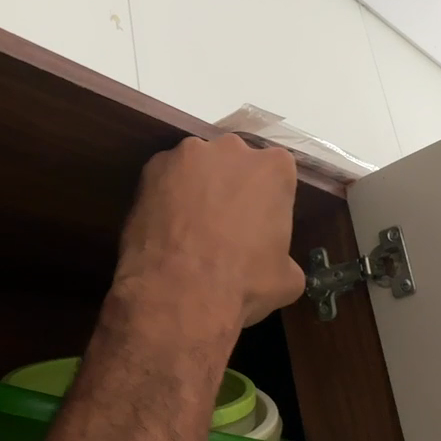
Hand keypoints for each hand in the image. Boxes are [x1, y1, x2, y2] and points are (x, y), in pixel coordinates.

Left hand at [112, 135, 304, 333]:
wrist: (180, 292)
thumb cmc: (243, 282)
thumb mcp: (287, 279)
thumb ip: (284, 256)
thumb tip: (277, 264)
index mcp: (274, 168)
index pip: (275, 174)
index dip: (265, 200)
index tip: (257, 223)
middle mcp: (233, 148)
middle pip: (234, 162)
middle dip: (230, 185)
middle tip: (223, 223)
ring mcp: (190, 153)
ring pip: (197, 166)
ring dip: (196, 187)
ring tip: (188, 225)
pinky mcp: (153, 166)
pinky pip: (164, 177)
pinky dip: (164, 195)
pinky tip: (163, 225)